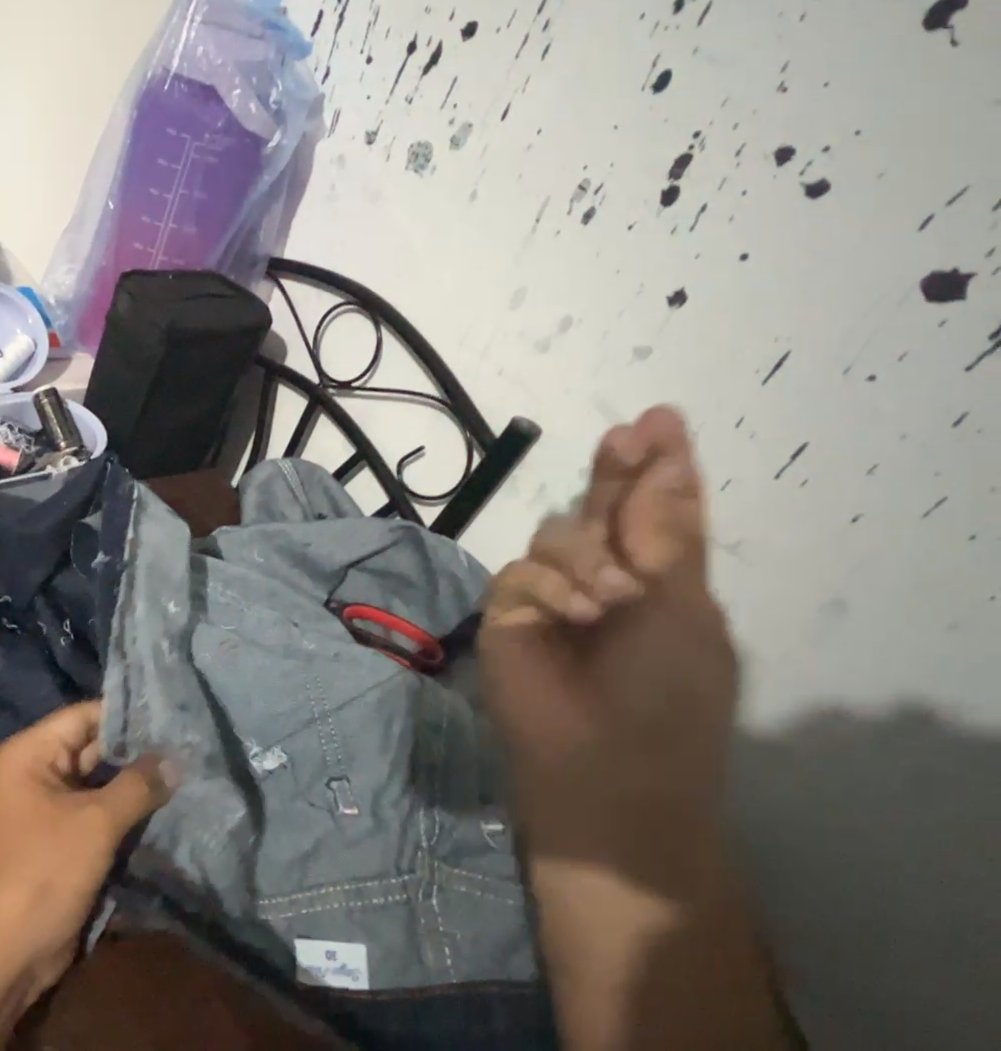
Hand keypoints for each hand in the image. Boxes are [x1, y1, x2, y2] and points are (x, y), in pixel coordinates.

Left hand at [0, 701, 174, 1001]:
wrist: (3, 952)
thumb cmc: (43, 871)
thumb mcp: (95, 823)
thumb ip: (138, 785)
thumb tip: (176, 759)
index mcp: (29, 753)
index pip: (84, 715)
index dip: (128, 715)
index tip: (176, 716)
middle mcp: (34, 772)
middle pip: (92, 748)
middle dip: (139, 752)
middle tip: (191, 748)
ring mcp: (46, 808)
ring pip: (98, 784)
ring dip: (136, 785)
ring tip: (189, 774)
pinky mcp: (60, 841)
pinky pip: (97, 815)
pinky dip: (126, 813)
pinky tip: (168, 809)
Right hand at [479, 406, 739, 874]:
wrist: (606, 767)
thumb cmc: (668, 695)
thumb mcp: (681, 604)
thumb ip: (662, 532)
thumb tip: (663, 455)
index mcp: (660, 579)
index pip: (653, 510)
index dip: (656, 465)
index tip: (658, 419)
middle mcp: (603, 578)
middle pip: (599, 506)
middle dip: (615, 470)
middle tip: (628, 434)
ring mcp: (550, 595)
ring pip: (556, 533)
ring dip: (589, 555)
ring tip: (614, 598)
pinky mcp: (505, 612)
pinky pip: (520, 572)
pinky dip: (551, 587)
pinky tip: (578, 613)